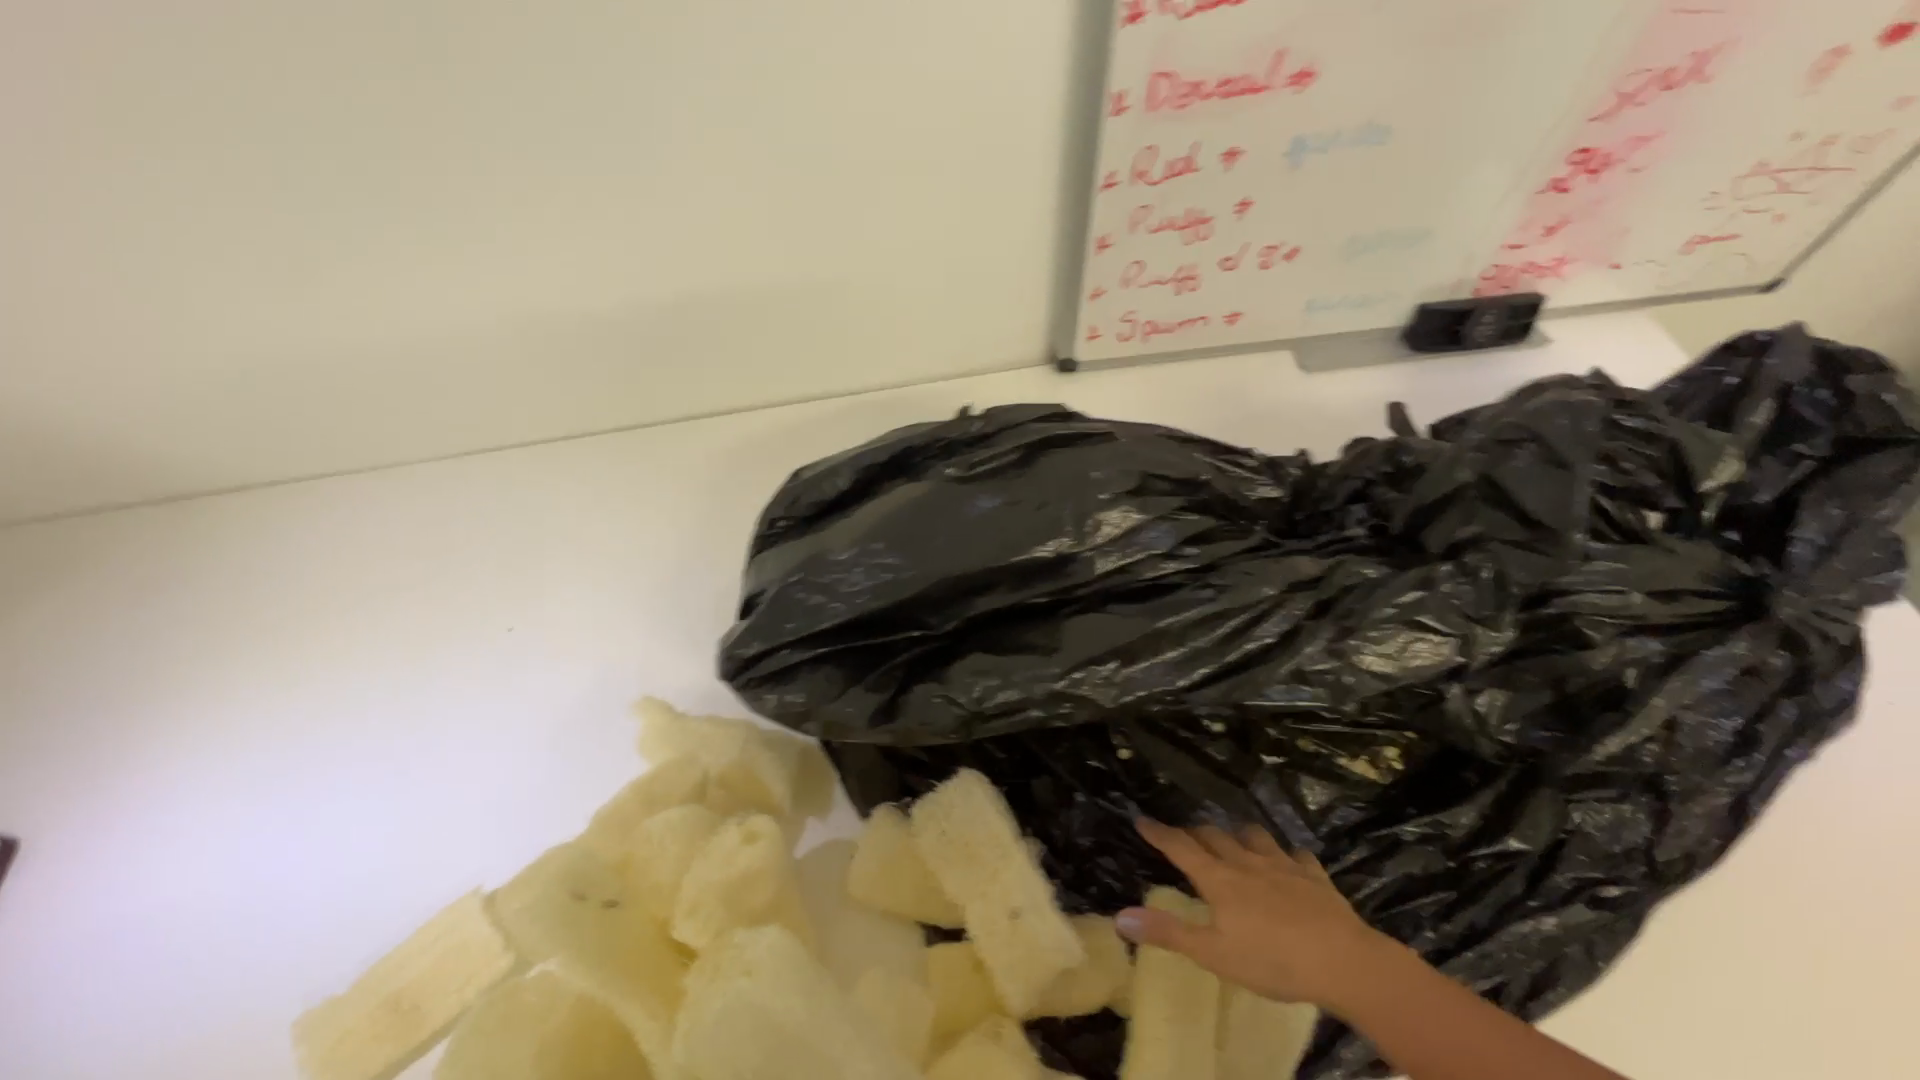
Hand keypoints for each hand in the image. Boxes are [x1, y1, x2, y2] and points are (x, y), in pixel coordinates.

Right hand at [1114, 818, 1401, 1008]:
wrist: (1343, 961)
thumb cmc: (1272, 961)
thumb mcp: (1213, 954)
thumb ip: (1168, 933)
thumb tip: (1121, 916)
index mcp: (1219, 880)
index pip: (1180, 848)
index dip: (1159, 833)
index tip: (1141, 819)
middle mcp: (1247, 863)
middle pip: (1215, 837)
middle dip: (1194, 832)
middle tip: (1183, 834)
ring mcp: (1284, 866)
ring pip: (1254, 836)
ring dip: (1238, 834)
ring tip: (1232, 838)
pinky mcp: (1315, 877)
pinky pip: (1296, 855)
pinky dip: (1285, 854)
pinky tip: (1288, 860)